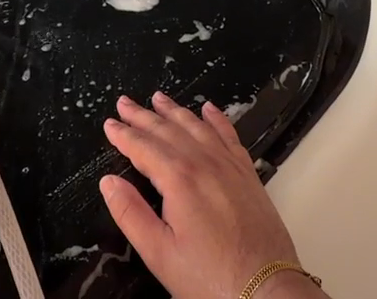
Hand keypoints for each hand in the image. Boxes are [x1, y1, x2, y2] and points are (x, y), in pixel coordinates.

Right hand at [99, 93, 324, 298]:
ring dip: (174, 110)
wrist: (268, 293)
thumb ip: (131, 214)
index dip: (123, 135)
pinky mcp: (248, 174)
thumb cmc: (210, 278)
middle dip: (142, 116)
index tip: (109, 124)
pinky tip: (209, 109)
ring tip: (158, 97)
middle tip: (124, 102)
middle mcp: (203, 163)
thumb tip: (108, 182)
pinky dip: (217, 119)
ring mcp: (228, 165)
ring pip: (196, 127)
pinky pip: (229, 136)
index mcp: (178, 180)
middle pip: (167, 130)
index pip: (143, 147)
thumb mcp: (160, 254)